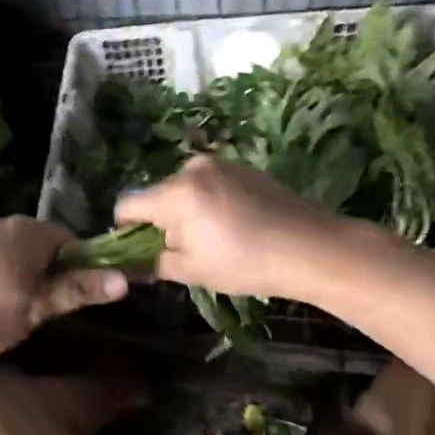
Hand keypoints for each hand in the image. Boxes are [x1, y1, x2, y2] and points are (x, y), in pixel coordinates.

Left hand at [0, 216, 128, 361]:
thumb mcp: (30, 310)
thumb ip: (74, 291)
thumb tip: (126, 278)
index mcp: (30, 232)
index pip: (78, 243)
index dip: (86, 272)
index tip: (80, 305)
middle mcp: (6, 224)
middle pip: (49, 248)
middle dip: (55, 278)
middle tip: (50, 317)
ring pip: (22, 257)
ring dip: (29, 283)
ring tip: (21, 317)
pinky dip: (4, 281)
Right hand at [115, 155, 345, 300]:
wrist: (310, 247)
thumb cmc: (244, 263)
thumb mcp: (189, 270)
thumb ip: (150, 263)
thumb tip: (124, 266)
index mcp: (174, 193)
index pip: (126, 205)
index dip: (124, 230)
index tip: (139, 250)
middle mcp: (192, 168)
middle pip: (156, 195)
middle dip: (160, 221)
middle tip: (184, 250)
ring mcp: (221, 164)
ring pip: (184, 189)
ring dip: (186, 211)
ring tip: (214, 239)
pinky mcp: (243, 167)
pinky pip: (209, 184)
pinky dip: (209, 202)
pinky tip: (234, 225)